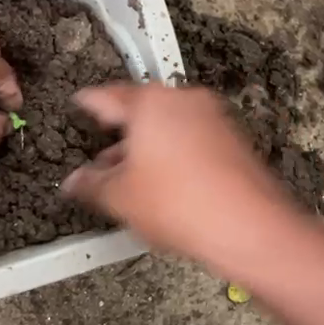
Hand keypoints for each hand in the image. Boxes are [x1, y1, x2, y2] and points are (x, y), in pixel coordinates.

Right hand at [61, 83, 300, 263]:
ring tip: (133, 176)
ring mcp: (212, 117)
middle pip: (140, 109)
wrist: (249, 228)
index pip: (105, 97)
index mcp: (149, 102)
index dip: (86, 104)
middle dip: (120, 132)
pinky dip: (174, 152)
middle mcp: (182, 100)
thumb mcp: (119, 197)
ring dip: (148, 144)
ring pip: (168, 123)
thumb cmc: (183, 204)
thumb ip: (90, 184)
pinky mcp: (232, 138)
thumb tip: (74, 182)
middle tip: (102, 153)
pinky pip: (192, 137)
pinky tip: (166, 182)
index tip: (78, 103)